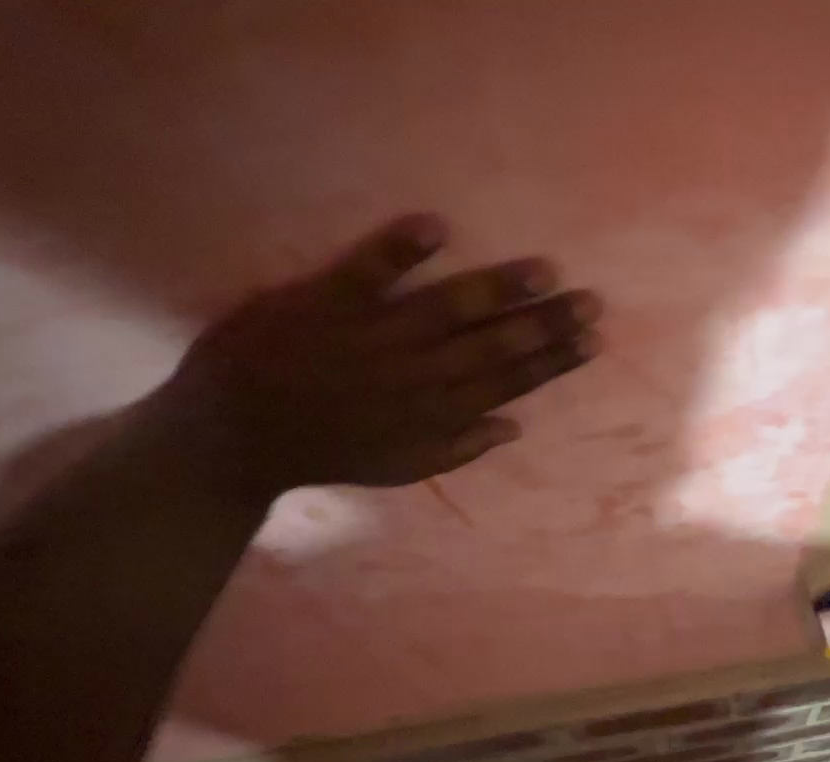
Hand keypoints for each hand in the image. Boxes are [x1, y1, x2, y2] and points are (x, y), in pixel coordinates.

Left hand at [142, 213, 600, 495]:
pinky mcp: (326, 304)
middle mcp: (417, 374)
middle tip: (591, 301)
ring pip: (448, 310)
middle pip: (493, 345)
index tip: (592, 341)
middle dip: (547, 324)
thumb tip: (515, 427)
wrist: (237, 436)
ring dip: (497, 289)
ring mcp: (373, 337)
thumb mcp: (400, 468)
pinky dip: (399, 252)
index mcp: (436, 413)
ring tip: (544, 270)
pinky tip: (437, 227)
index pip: (509, 382)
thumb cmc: (326, 450)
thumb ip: (458, 449)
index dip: (554, 361)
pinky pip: (367, 274)